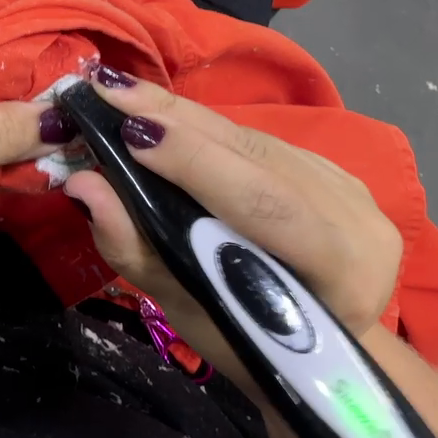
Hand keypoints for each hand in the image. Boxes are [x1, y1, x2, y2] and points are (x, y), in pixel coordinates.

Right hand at [64, 71, 402, 384]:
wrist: (315, 346)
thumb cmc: (246, 339)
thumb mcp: (182, 307)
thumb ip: (133, 246)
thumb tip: (83, 184)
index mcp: (337, 269)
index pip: (264, 203)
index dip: (196, 163)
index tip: (131, 132)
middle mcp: (354, 216)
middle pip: (254, 156)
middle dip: (174, 122)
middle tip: (106, 91)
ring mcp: (346, 185)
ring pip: (249, 138)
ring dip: (178, 113)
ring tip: (117, 92)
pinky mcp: (328, 166)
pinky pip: (252, 137)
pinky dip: (198, 122)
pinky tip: (154, 107)